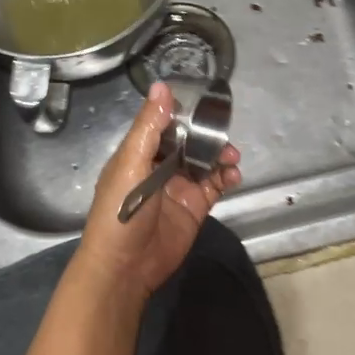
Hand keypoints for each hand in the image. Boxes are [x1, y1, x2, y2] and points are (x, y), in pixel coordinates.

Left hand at [75, 82, 241, 296]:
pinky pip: (214, 186)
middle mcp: (159, 167)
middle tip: (223, 137)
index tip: (204, 104)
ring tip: (231, 157)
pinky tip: (233, 175)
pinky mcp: (194, 208)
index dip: (183, 114)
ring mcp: (178, 188)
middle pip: (189, 142)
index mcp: (138, 153)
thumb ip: (149, 127)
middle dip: (207, 136)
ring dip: (219, 155)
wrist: (124, 267)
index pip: (164, 124)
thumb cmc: (120, 213)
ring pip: (204, 162)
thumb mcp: (131, 164)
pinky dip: (226, 177)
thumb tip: (161, 86)